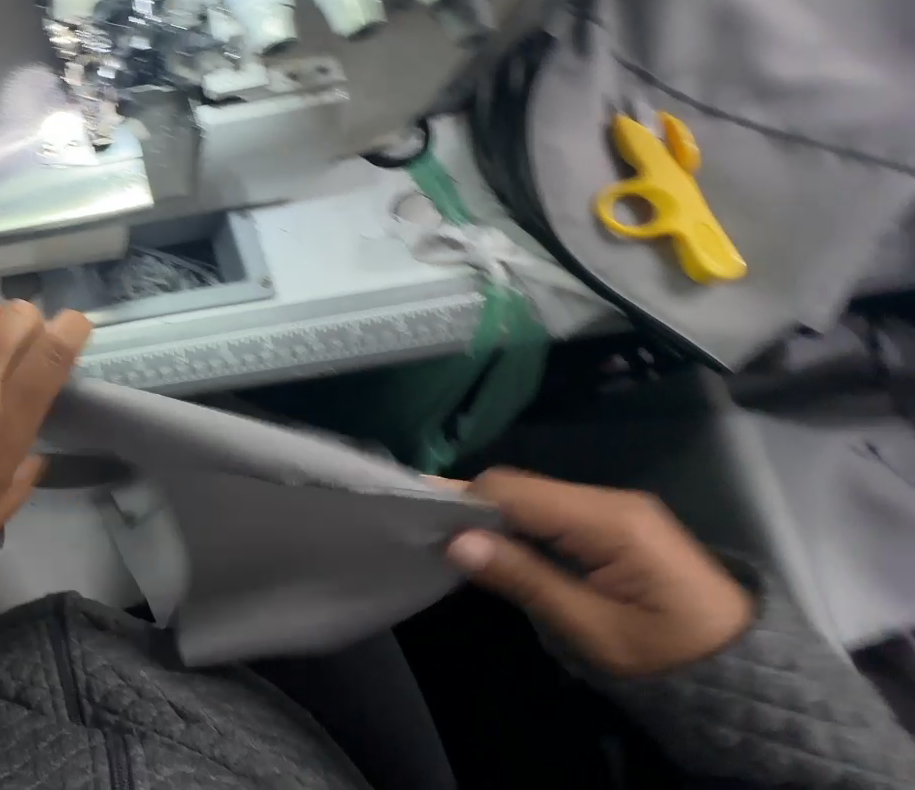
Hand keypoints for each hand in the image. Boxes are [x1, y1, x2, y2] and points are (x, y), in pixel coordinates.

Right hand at [445, 468, 753, 677]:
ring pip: (529, 496)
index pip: (514, 490)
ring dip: (491, 516)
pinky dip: (515, 523)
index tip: (420, 522)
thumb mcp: (593, 629)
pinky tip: (494, 545)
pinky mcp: (613, 525)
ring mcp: (614, 510)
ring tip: (454, 540)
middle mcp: (611, 501)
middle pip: (519, 487)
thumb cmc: (671, 660)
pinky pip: (548, 511)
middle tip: (430, 534)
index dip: (462, 501)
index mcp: (610, 521)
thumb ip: (524, 579)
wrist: (752, 684)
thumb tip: (455, 541)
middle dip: (472, 506)